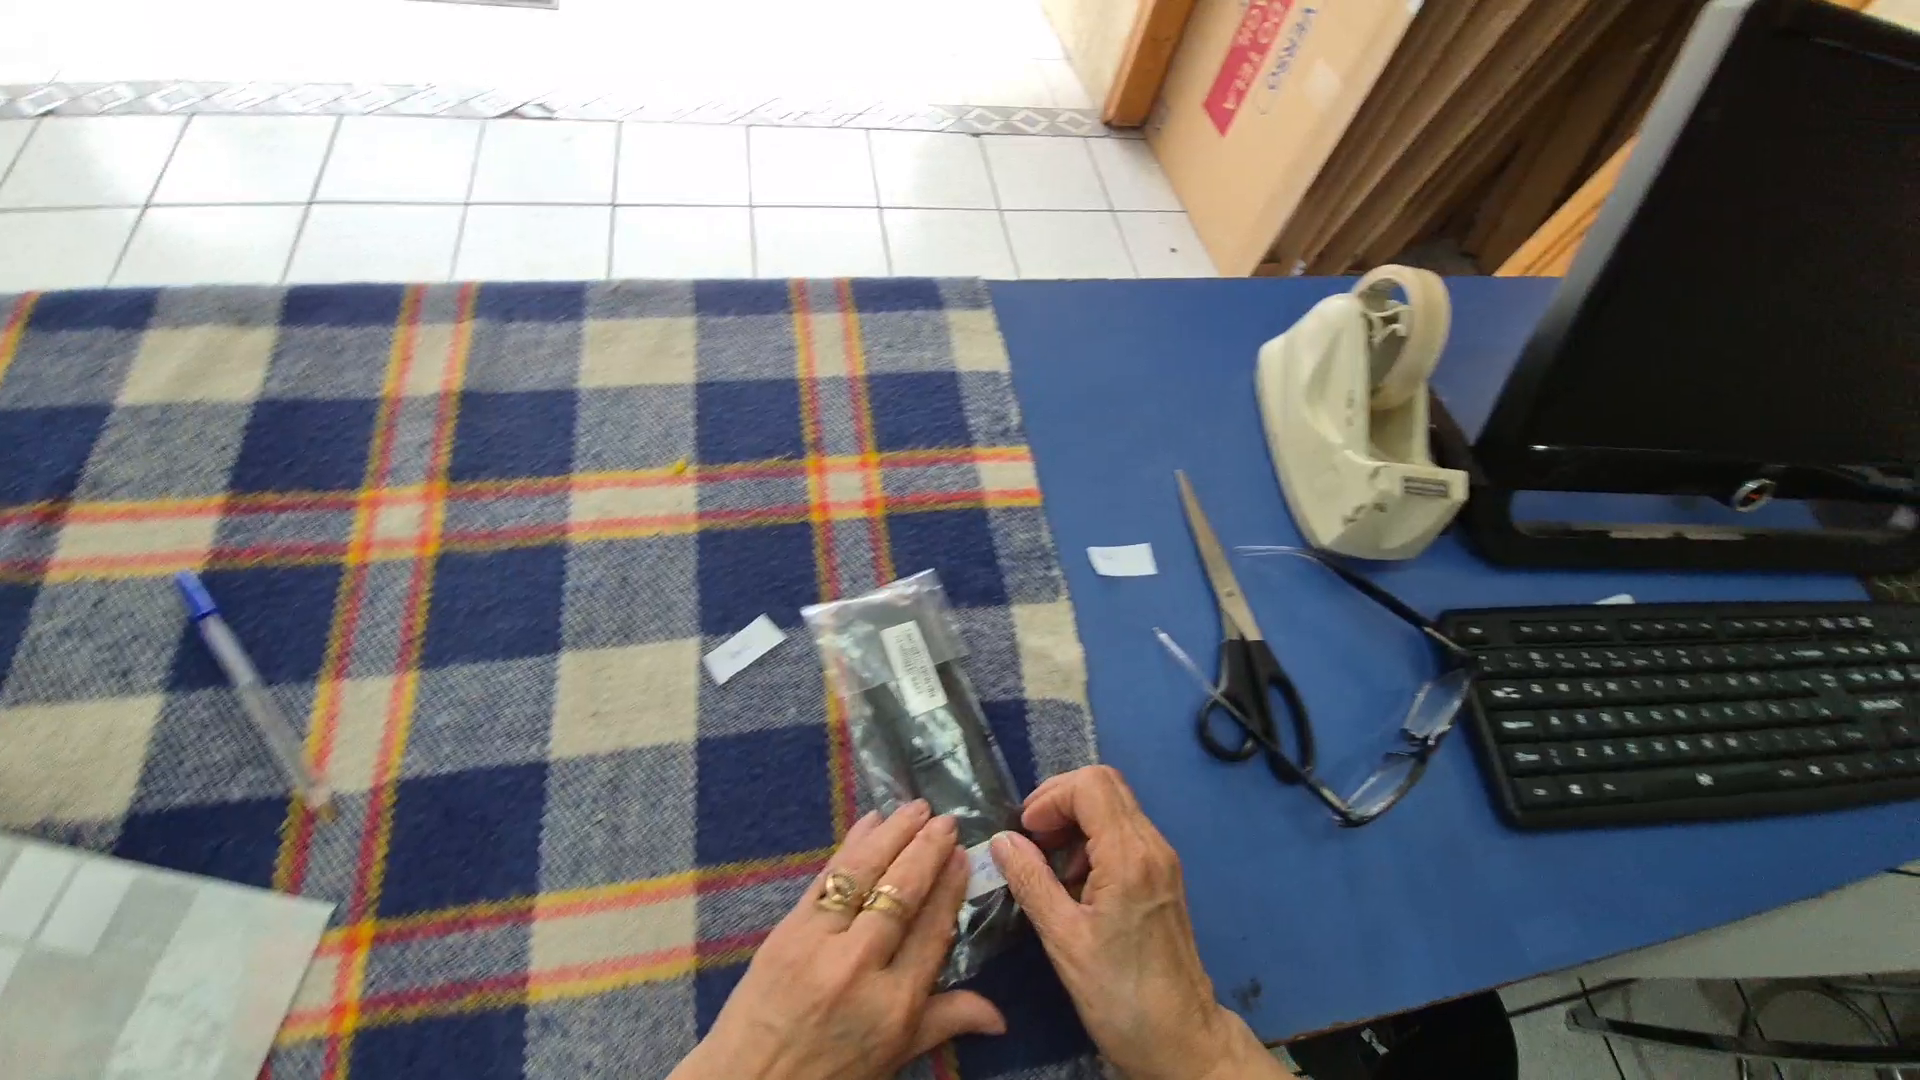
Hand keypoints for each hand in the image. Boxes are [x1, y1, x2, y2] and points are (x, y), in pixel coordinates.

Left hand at [671, 801, 1005, 1079]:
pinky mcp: (788, 928)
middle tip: (947, 821)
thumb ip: (944, 1021)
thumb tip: (1002, 1016)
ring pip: (864, 874)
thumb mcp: (893, 1056)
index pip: (933, 931)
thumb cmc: (829, 1073)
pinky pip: (827, 876)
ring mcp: (820, 943)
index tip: (962, 855)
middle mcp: (861, 967)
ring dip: (893, 834)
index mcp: (895, 1006)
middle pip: (902, 894)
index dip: (950, 888)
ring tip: (915, 808)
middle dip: (927, 851)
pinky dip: (851, 844)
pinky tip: (870, 821)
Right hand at [990, 767, 1285, 1079]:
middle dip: (1061, 800)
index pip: (1091, 785)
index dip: (1051, 797)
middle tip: (1033, 838)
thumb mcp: (1063, 940)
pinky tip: (1076, 881)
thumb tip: (1002, 840)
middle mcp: (1152, 845)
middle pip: (1105, 783)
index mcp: (1129, 856)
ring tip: (1050, 865)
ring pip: (1116, 804)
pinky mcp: (1163, 875)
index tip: (1027, 832)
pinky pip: (1125, 832)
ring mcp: (1162, 859)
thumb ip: (1031, 881)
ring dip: (1076, 820)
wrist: (1182, 1041)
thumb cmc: (1119, 993)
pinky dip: (1094, 838)